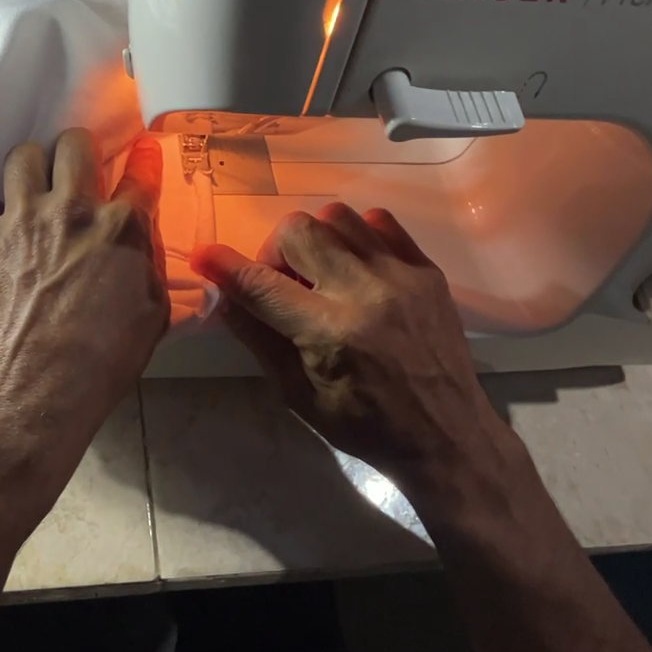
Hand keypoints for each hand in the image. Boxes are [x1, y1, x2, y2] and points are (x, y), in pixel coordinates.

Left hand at [0, 128, 167, 451]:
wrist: (41, 384)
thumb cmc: (105, 358)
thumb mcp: (153, 313)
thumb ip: (150, 265)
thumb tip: (143, 243)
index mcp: (123, 227)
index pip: (141, 171)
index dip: (143, 158)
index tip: (140, 153)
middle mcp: (73, 209)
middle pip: (74, 143)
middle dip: (77, 150)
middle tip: (74, 170)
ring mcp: (24, 218)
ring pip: (21, 155)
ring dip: (28, 168)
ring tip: (27, 189)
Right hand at [192, 204, 504, 480]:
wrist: (447, 435)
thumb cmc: (365, 426)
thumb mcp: (298, 395)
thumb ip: (259, 339)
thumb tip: (225, 297)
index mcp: (330, 334)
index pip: (262, 285)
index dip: (225, 267)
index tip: (204, 256)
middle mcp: (365, 293)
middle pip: (298, 230)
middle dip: (274, 253)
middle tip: (282, 284)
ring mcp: (400, 276)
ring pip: (336, 216)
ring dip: (314, 240)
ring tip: (320, 274)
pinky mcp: (426, 270)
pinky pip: (378, 222)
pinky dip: (354, 236)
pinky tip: (354, 268)